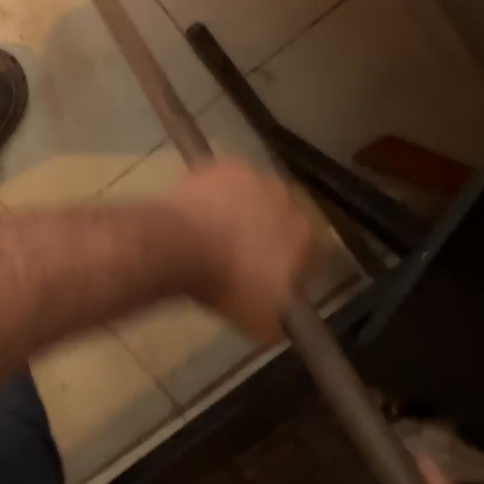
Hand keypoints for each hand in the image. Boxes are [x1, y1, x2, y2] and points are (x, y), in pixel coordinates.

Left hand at [161, 159, 330, 340]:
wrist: (179, 244)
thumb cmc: (225, 285)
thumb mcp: (260, 320)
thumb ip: (279, 317)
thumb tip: (278, 321)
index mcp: (304, 236)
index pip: (303, 248)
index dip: (284, 260)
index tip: (264, 271)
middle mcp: (287, 199)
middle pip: (279, 215)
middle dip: (263, 229)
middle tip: (237, 248)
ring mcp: (254, 176)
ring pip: (253, 193)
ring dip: (241, 206)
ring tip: (214, 226)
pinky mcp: (223, 163)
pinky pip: (226, 177)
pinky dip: (216, 188)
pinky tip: (200, 204)